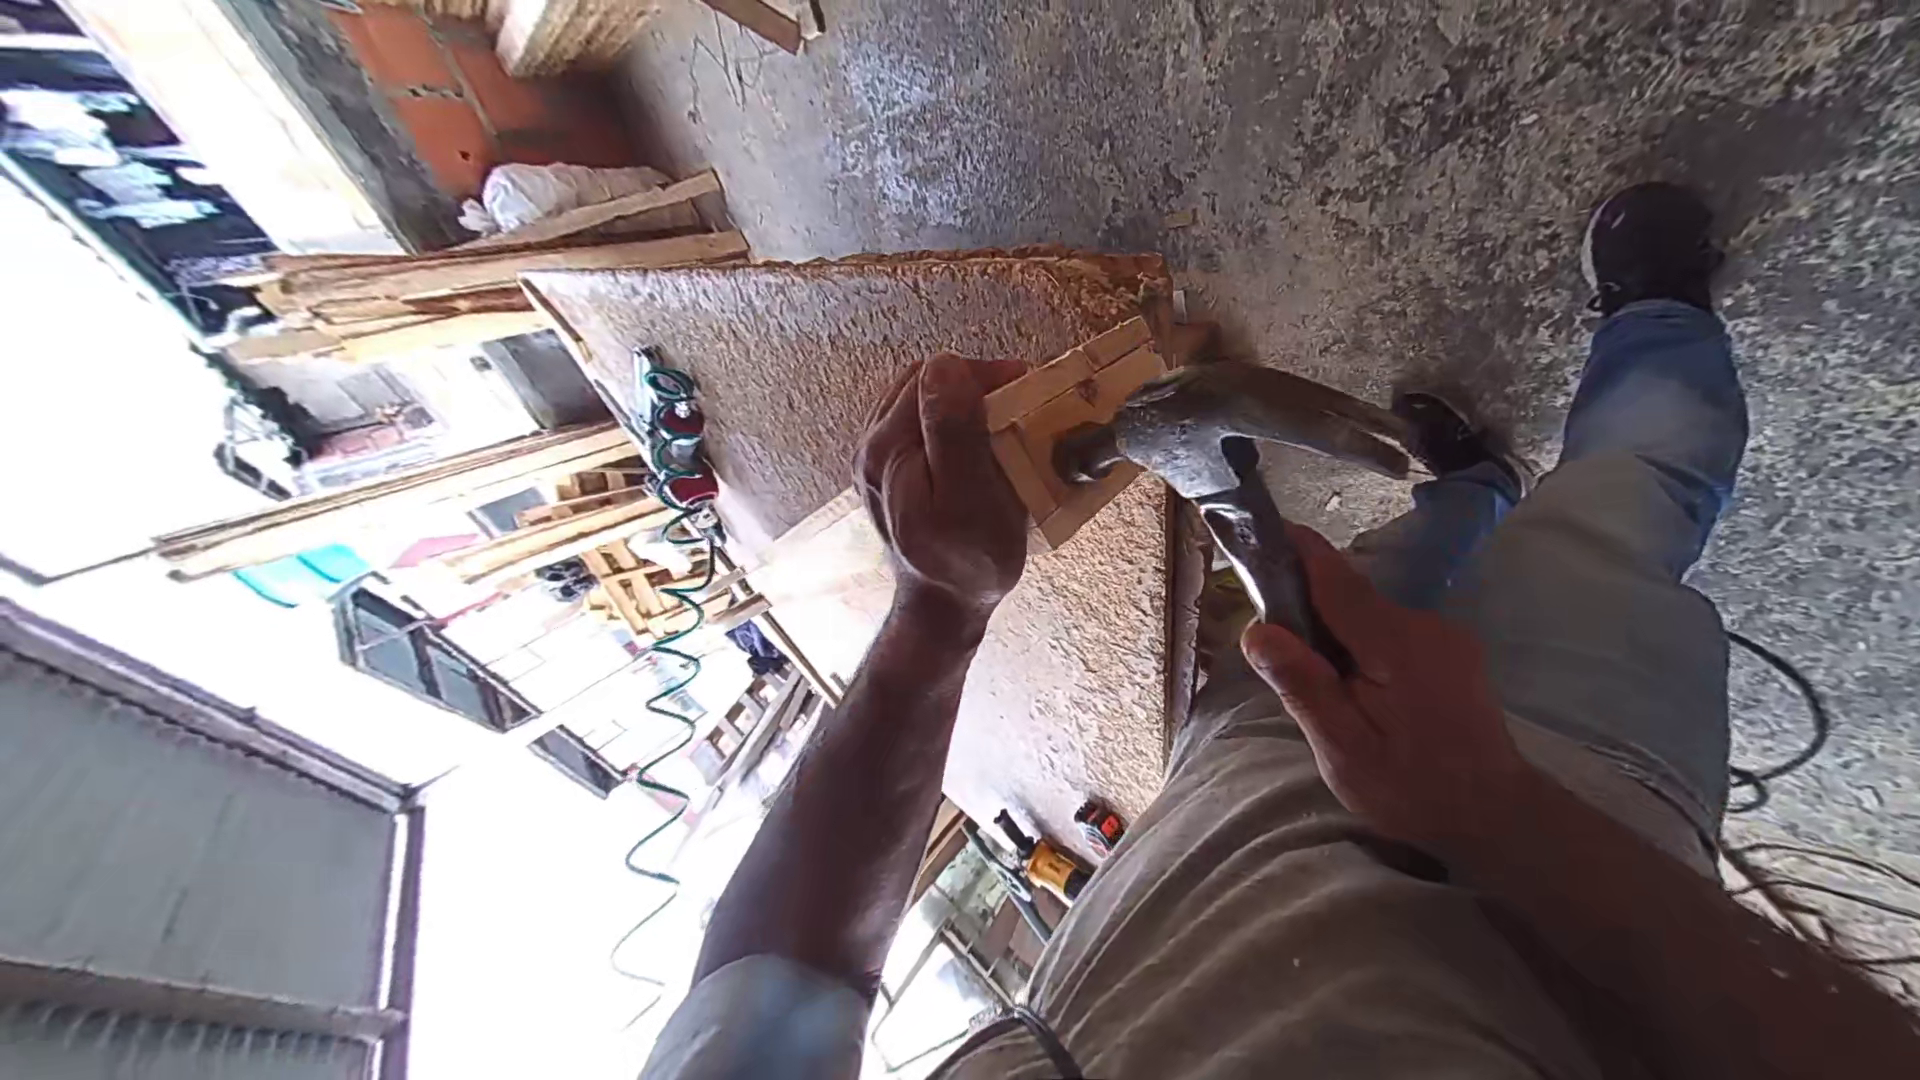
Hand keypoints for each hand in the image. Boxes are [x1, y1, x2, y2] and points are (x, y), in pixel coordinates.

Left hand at [854, 353, 1028, 627]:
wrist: (943, 604)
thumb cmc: (969, 560)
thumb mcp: (971, 500)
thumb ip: (953, 432)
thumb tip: (944, 367)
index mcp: (886, 450)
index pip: (934, 376)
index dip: (983, 376)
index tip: (1021, 390)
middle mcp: (871, 448)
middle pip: (923, 382)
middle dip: (973, 383)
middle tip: (1015, 405)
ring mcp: (875, 460)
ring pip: (919, 399)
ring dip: (961, 399)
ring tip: (998, 420)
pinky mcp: (888, 471)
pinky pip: (917, 422)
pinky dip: (949, 419)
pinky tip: (972, 440)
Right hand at [1240, 524, 1539, 859]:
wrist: (1497, 820)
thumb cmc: (1412, 790)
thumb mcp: (1343, 748)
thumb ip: (1302, 685)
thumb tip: (1257, 631)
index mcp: (1399, 647)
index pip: (1338, 582)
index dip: (1299, 552)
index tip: (1262, 528)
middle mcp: (1425, 627)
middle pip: (1345, 594)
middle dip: (1301, 604)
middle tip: (1268, 643)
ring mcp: (1439, 635)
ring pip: (1360, 611)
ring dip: (1324, 627)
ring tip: (1307, 674)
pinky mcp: (1442, 647)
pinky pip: (1378, 626)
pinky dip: (1349, 639)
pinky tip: (1344, 680)